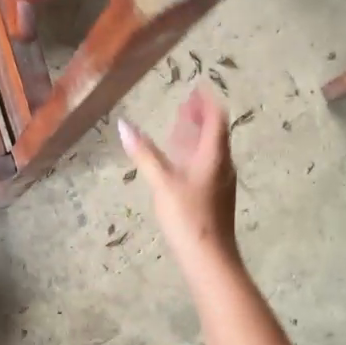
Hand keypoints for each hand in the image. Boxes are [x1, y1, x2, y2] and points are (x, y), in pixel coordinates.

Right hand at [119, 86, 237, 267]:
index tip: (197, 86)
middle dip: (199, 116)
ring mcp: (219, 183)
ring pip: (209, 150)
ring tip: (180, 124)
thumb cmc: (188, 217)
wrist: (209, 258)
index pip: (215, 119)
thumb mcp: (162, 183)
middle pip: (214, 133)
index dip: (206, 102)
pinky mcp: (214, 198)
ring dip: (195, 135)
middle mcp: (221, 165)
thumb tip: (124, 125)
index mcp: (213, 156)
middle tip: (186, 101)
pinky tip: (178, 161)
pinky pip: (205, 165)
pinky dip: (192, 154)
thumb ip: (144, 153)